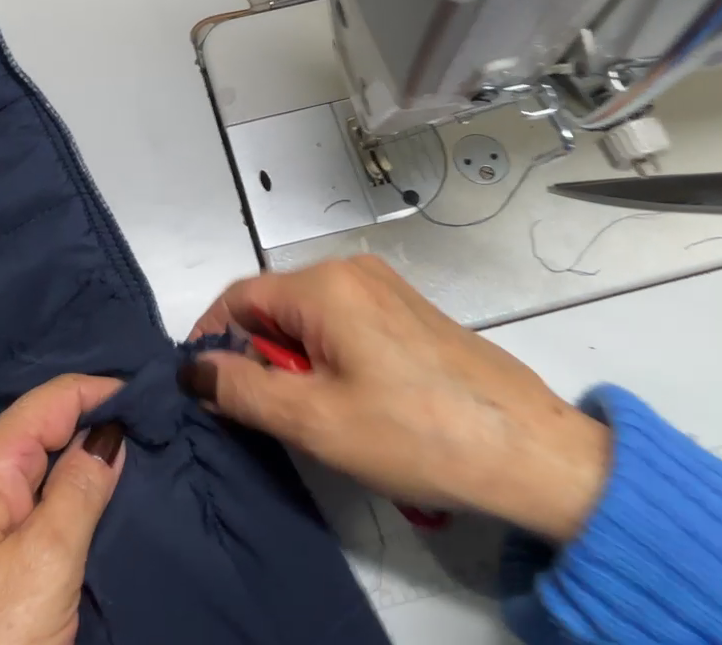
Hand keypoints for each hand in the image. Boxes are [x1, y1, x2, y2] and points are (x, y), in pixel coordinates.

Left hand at [0, 374, 127, 644]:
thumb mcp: (47, 559)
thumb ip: (81, 487)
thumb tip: (109, 431)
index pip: (53, 398)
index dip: (105, 391)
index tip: (155, 397)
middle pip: (41, 422)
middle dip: (93, 420)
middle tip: (152, 430)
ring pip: (31, 456)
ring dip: (76, 453)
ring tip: (130, 456)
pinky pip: (19, 488)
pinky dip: (55, 483)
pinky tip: (83, 494)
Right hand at [185, 255, 608, 540]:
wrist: (527, 450)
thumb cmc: (412, 433)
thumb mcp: (313, 420)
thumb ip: (241, 390)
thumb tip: (193, 371)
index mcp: (324, 284)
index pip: (239, 296)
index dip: (212, 339)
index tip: (205, 389)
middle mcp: (353, 271)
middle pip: (275, 304)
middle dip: (259, 355)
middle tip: (269, 414)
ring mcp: (387, 288)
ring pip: (310, 317)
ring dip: (295, 362)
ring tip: (317, 416)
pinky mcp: (410, 312)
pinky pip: (345, 324)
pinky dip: (329, 358)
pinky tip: (354, 404)